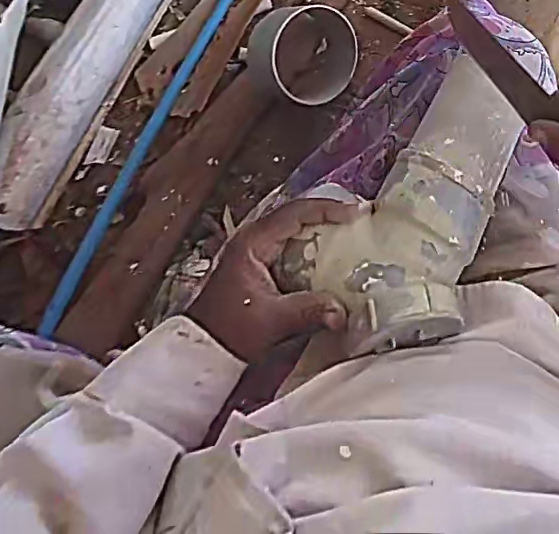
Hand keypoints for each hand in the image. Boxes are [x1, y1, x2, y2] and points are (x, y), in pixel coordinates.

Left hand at [187, 197, 359, 361]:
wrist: (201, 348)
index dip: (328, 209)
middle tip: (357, 217)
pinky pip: (290, 243)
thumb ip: (308, 311)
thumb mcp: (271, 320)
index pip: (296, 212)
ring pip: (293, 227)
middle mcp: (253, 237)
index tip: (355, 213)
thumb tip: (342, 311)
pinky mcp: (258, 262)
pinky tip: (330, 256)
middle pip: (296, 213)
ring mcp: (254, 249)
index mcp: (253, 241)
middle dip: (327, 213)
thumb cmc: (229, 330)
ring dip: (320, 228)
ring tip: (349, 231)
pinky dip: (311, 245)